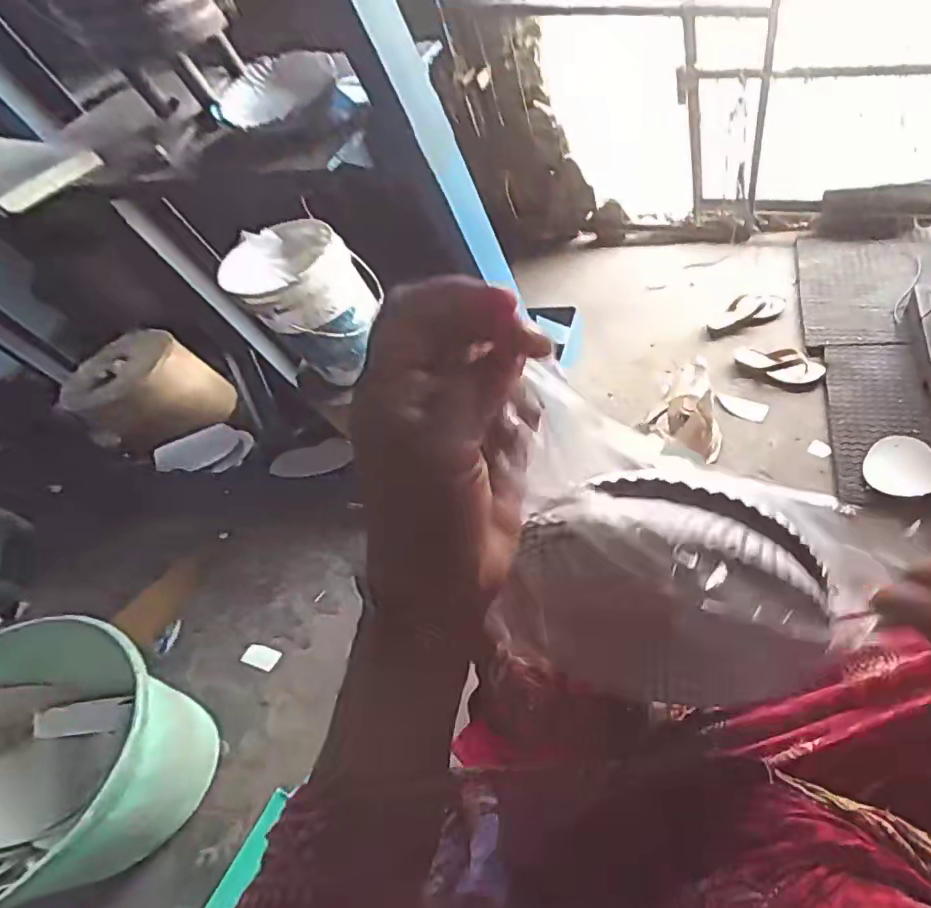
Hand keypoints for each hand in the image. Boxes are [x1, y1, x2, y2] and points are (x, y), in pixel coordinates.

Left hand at [352, 277, 551, 633]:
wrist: (446, 584)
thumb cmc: (430, 517)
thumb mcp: (444, 444)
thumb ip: (475, 386)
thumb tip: (510, 341)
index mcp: (393, 386)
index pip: (419, 314)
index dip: (463, 300)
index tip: (512, 306)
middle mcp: (423, 393)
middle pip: (457, 333)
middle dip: (497, 332)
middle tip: (537, 344)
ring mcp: (458, 419)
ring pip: (489, 367)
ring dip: (514, 373)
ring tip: (529, 399)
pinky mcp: (489, 444)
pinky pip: (510, 405)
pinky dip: (524, 407)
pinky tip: (527, 427)